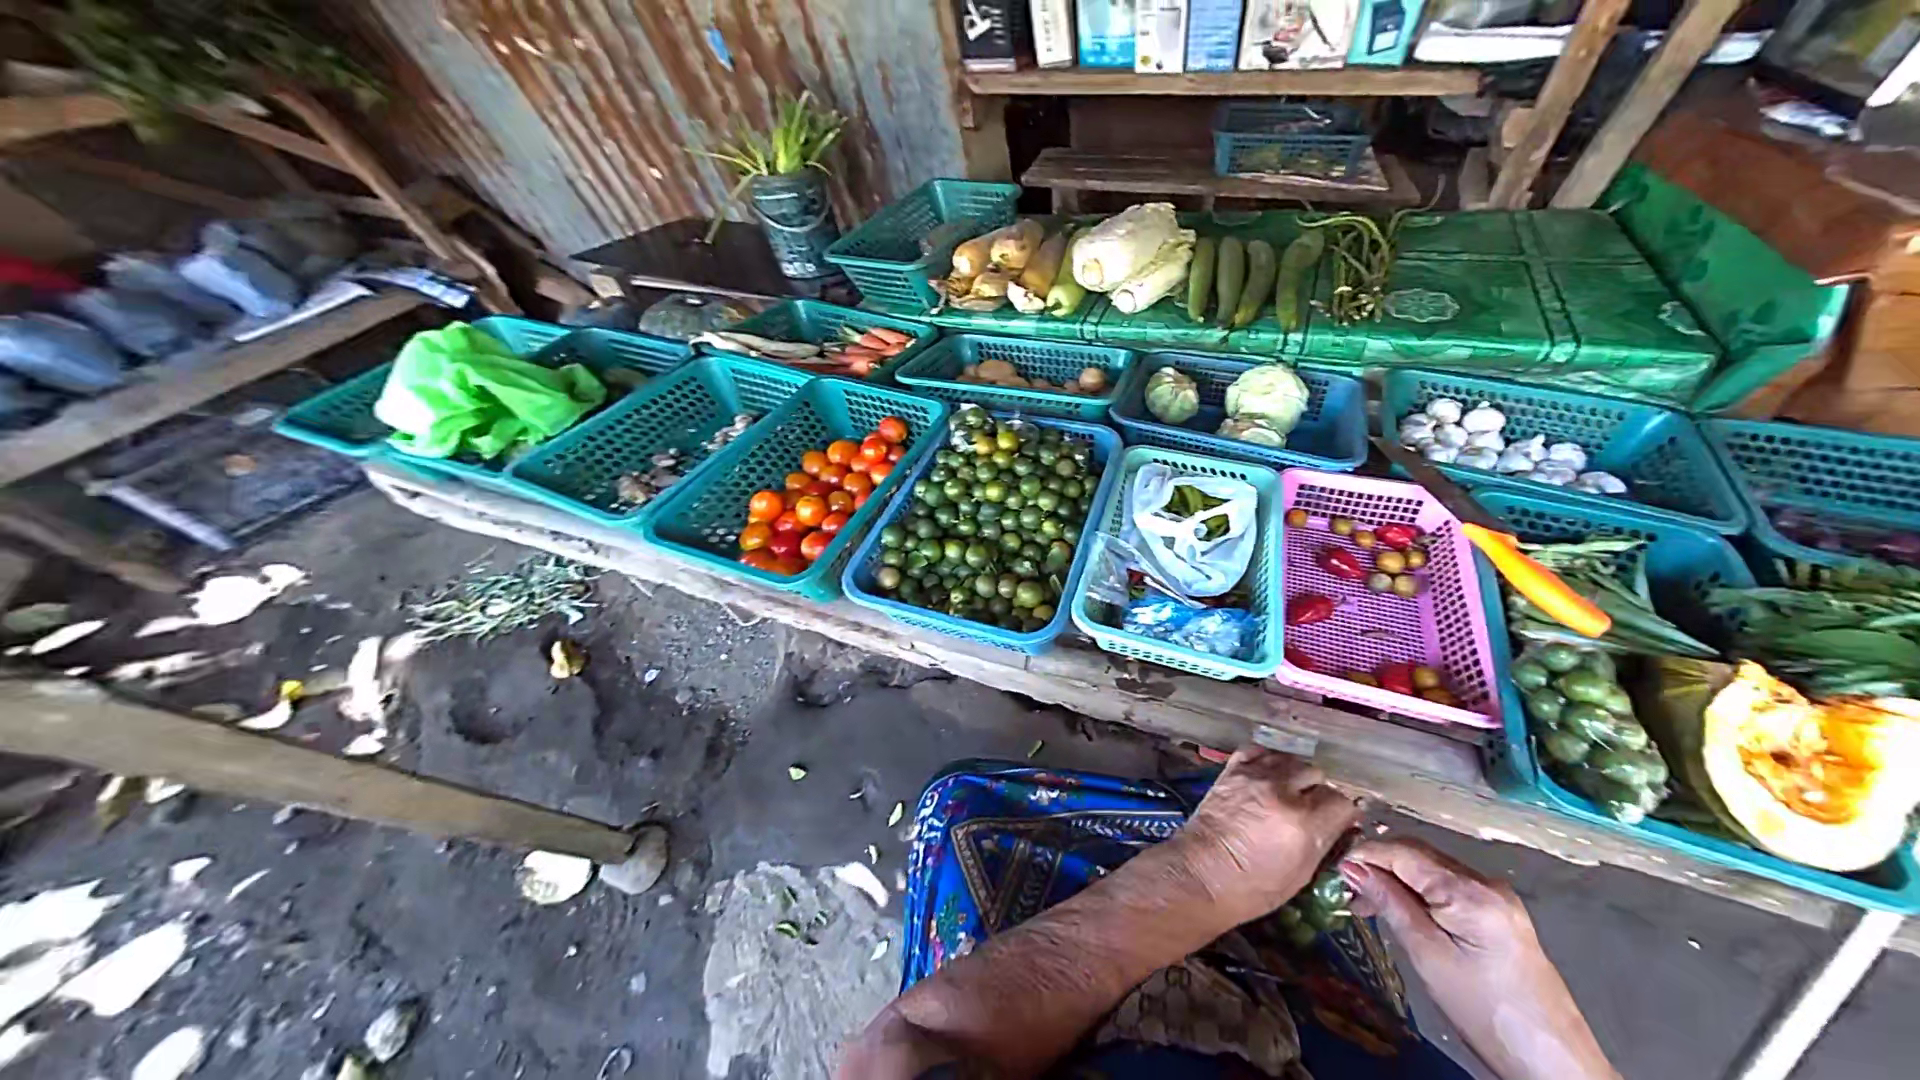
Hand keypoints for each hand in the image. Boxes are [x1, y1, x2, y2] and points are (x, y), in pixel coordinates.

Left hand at [1164, 745, 1360, 927]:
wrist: (1203, 874)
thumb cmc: (1255, 886)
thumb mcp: (1303, 873)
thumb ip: (1323, 840)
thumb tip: (1338, 824)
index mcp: (1304, 823)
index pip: (1341, 801)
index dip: (1341, 813)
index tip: (1336, 821)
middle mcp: (1282, 792)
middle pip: (1316, 774)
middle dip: (1317, 791)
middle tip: (1309, 807)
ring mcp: (1254, 777)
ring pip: (1290, 759)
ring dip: (1293, 774)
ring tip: (1288, 791)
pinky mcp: (1232, 770)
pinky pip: (1258, 751)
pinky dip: (1267, 760)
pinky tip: (1266, 776)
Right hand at [1342, 839, 1620, 1079]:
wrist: (1554, 1066)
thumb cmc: (1485, 1012)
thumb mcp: (1427, 955)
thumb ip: (1389, 903)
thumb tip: (1350, 867)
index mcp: (1471, 891)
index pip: (1402, 852)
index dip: (1362, 854)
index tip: (1332, 869)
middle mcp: (1486, 883)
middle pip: (1416, 854)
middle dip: (1375, 864)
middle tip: (1344, 889)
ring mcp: (1496, 897)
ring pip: (1428, 868)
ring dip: (1393, 877)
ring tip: (1365, 904)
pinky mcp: (1499, 914)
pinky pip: (1445, 886)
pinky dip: (1415, 890)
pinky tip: (1398, 909)